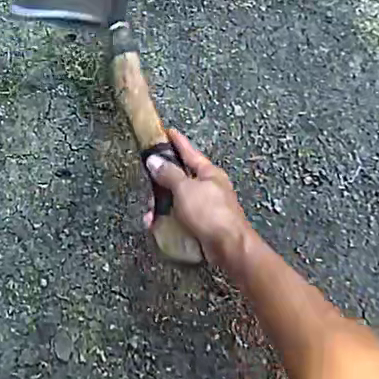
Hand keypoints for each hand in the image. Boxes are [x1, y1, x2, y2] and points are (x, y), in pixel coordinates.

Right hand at [143, 128, 261, 277]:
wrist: (229, 247)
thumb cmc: (211, 213)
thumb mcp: (185, 189)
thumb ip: (168, 174)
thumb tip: (154, 160)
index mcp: (209, 173)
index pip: (189, 152)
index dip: (177, 141)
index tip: (167, 132)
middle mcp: (208, 187)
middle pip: (180, 178)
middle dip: (161, 182)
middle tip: (148, 183)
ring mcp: (206, 206)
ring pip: (178, 199)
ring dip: (161, 206)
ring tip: (149, 215)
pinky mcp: (202, 224)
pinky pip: (180, 217)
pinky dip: (168, 220)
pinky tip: (156, 226)